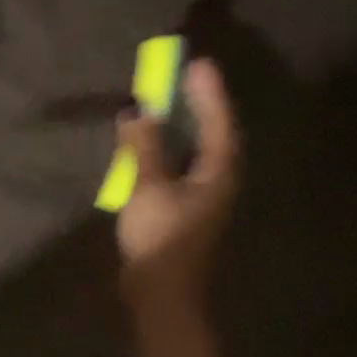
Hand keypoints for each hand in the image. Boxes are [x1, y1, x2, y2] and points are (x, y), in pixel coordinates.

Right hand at [116, 59, 238, 292]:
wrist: (162, 291)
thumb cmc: (161, 238)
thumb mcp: (149, 188)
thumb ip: (144, 149)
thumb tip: (137, 113)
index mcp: (218, 172)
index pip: (217, 122)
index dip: (208, 93)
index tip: (198, 64)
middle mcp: (217, 180)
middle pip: (212, 134)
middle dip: (198, 106)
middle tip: (183, 78)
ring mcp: (203, 196)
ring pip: (197, 151)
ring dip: (183, 127)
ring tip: (166, 104)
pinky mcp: (186, 209)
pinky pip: (181, 166)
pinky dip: (169, 149)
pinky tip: (152, 145)